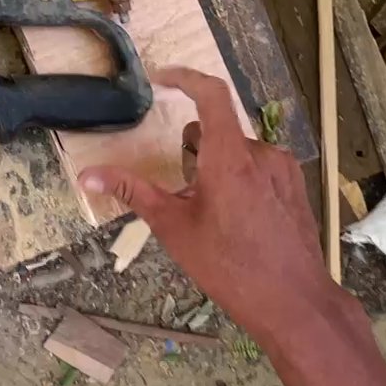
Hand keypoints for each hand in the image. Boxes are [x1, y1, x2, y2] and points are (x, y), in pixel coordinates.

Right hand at [79, 67, 333, 343]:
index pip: (210, 94)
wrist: (297, 308)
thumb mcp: (173, 228)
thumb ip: (131, 191)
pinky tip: (239, 220)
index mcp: (229, 156)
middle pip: (216, 130)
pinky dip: (240, 178)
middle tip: (184, 192)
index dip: (184, 77)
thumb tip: (87, 174)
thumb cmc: (230, 267)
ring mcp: (283, 169)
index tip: (160, 78)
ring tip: (212, 213)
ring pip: (236, 150)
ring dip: (216, 167)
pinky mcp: (296, 186)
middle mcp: (260, 153)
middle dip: (193, 151)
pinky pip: (258, 166)